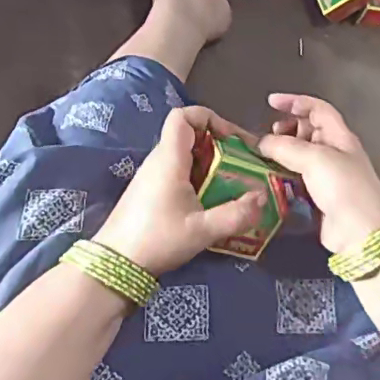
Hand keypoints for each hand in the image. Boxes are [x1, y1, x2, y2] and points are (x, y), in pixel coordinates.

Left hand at [95, 106, 267, 274]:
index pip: (183, 116)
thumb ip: (236, 214)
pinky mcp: (149, 192)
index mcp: (169, 160)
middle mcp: (158, 161)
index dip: (209, 117)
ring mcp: (151, 177)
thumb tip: (263, 199)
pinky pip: (178, 173)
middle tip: (242, 164)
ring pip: (185, 156)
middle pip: (189, 136)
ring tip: (233, 185)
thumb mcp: (203, 230)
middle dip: (219, 145)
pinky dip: (198, 178)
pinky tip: (211, 202)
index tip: (232, 139)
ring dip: (210, 164)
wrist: (116, 263)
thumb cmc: (158, 240)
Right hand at [258, 93, 379, 255]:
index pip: (318, 108)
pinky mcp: (319, 194)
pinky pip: (298, 176)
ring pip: (301, 154)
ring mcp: (328, 174)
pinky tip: (271, 177)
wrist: (361, 232)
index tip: (271, 102)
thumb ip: (285, 147)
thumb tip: (261, 143)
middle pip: (308, 129)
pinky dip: (284, 173)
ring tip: (266, 156)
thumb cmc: (343, 188)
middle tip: (269, 136)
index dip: (295, 101)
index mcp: (340, 136)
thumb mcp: (315, 159)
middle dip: (287, 127)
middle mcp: (335, 152)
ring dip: (283, 151)